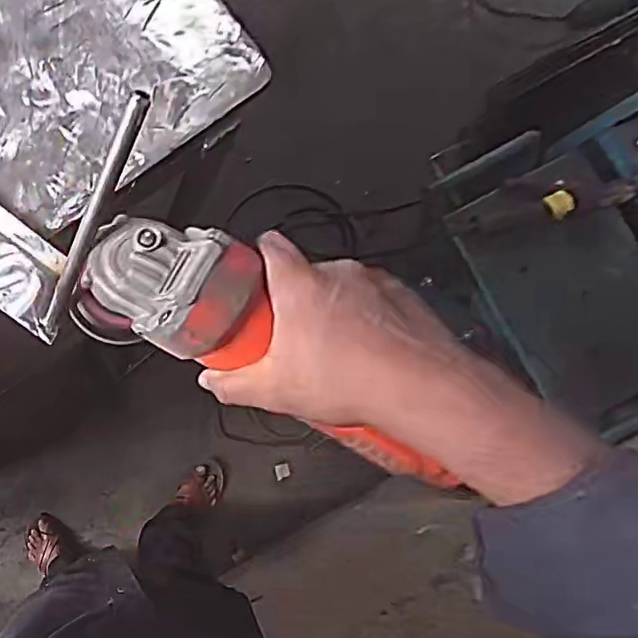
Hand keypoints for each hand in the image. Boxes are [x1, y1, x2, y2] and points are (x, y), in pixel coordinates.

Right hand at [199, 233, 601, 504]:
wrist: (422, 389)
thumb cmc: (356, 379)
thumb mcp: (272, 390)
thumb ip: (232, 382)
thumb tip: (215, 380)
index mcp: (300, 285)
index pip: (270, 247)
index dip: (254, 257)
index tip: (247, 277)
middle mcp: (338, 274)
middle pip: (301, 279)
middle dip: (290, 307)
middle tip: (283, 342)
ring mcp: (374, 285)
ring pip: (338, 294)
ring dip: (327, 318)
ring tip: (324, 359)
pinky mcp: (402, 299)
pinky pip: (370, 306)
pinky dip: (360, 326)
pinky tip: (355, 360)